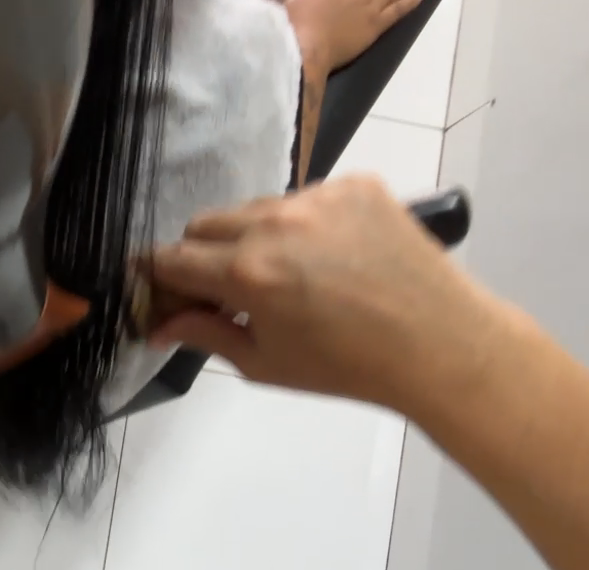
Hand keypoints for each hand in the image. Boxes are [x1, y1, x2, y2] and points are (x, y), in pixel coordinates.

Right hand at [149, 175, 513, 411]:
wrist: (437, 342)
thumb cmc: (341, 367)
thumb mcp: (260, 362)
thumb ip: (203, 333)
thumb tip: (158, 326)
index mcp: (247, 273)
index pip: (171, 259)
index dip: (153, 275)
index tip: (150, 287)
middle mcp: (276, 223)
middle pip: (203, 224)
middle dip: (196, 255)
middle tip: (213, 289)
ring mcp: (319, 197)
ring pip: (251, 208)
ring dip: (243, 238)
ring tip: (274, 274)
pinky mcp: (356, 184)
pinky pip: (299, 199)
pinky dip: (292, 226)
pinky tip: (317, 257)